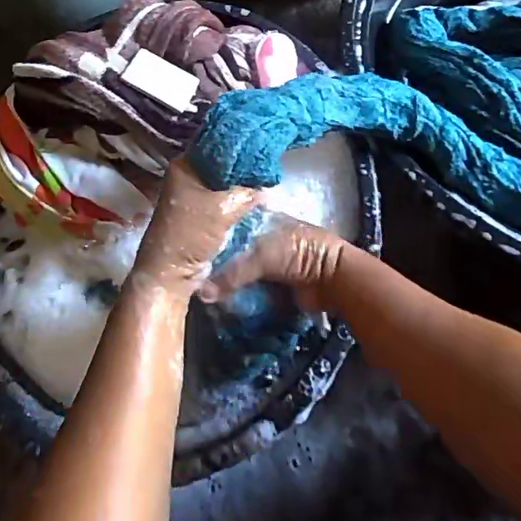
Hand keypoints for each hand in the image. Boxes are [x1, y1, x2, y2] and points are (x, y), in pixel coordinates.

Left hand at [128, 158, 260, 294]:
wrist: (173, 270)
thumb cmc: (191, 232)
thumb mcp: (223, 207)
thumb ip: (247, 189)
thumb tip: (267, 179)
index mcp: (185, 164)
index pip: (217, 145)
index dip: (241, 146)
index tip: (265, 147)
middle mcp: (187, 174)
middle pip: (222, 163)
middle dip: (245, 166)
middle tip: (271, 165)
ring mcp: (194, 193)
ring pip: (225, 181)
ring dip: (243, 184)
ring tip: (268, 180)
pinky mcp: (201, 210)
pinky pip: (224, 197)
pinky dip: (239, 198)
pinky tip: (258, 198)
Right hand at [198, 215, 350, 312]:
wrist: (334, 281)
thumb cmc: (298, 253)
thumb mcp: (262, 255)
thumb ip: (231, 274)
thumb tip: (200, 293)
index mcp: (256, 220)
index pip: (223, 224)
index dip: (206, 234)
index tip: (186, 245)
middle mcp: (257, 239)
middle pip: (228, 250)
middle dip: (212, 262)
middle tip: (187, 271)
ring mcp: (264, 263)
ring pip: (235, 272)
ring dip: (223, 282)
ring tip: (197, 289)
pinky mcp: (269, 285)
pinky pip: (246, 290)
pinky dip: (235, 296)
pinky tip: (216, 301)